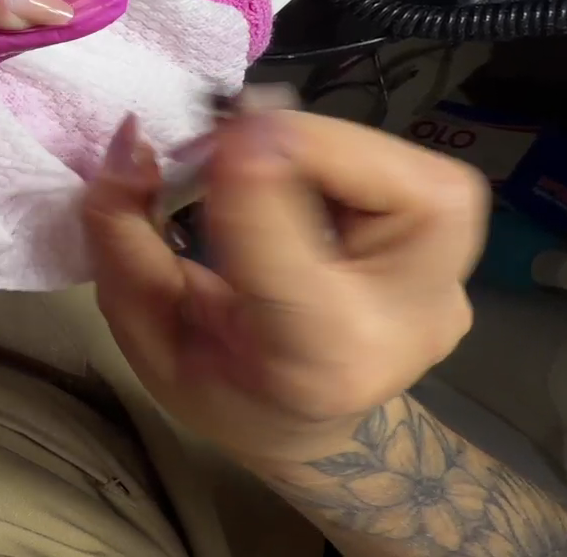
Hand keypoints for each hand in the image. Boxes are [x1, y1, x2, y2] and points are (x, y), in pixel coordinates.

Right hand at [84, 110, 489, 467]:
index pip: (294, 265)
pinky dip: (331, 151)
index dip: (249, 184)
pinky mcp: (445, 259)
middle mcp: (398, 325)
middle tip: (220, 141)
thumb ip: (122, 233)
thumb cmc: (204, 376)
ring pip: (419, 175)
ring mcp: (439, 291)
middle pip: (415, 199)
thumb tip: (130, 141)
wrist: (303, 425)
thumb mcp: (133, 319)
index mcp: (305, 360)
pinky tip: (279, 166)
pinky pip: (404, 174)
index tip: (191, 141)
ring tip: (243, 153)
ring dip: (316, 142)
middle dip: (307, 142)